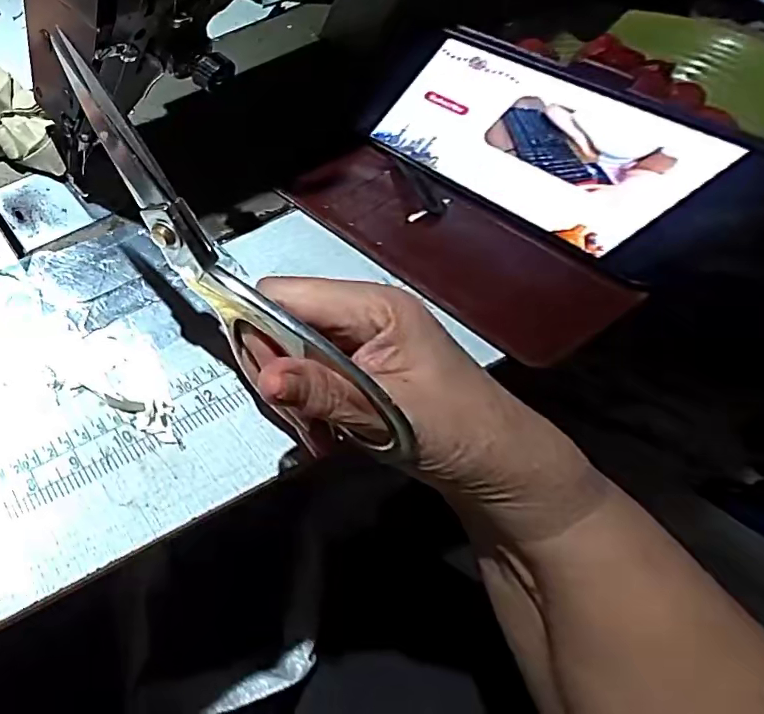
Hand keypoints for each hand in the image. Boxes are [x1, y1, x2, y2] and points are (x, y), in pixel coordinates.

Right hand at [245, 278, 609, 544]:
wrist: (503, 470)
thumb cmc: (465, 432)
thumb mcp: (387, 413)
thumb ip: (321, 391)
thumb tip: (264, 377)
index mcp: (372, 304)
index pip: (284, 293)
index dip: (260, 326)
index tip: (263, 374)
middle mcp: (358, 311)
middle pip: (278, 319)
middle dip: (275, 366)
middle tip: (295, 409)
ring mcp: (352, 336)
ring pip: (284, 348)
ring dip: (288, 388)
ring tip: (315, 424)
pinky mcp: (349, 361)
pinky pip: (300, 368)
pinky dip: (301, 398)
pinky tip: (321, 424)